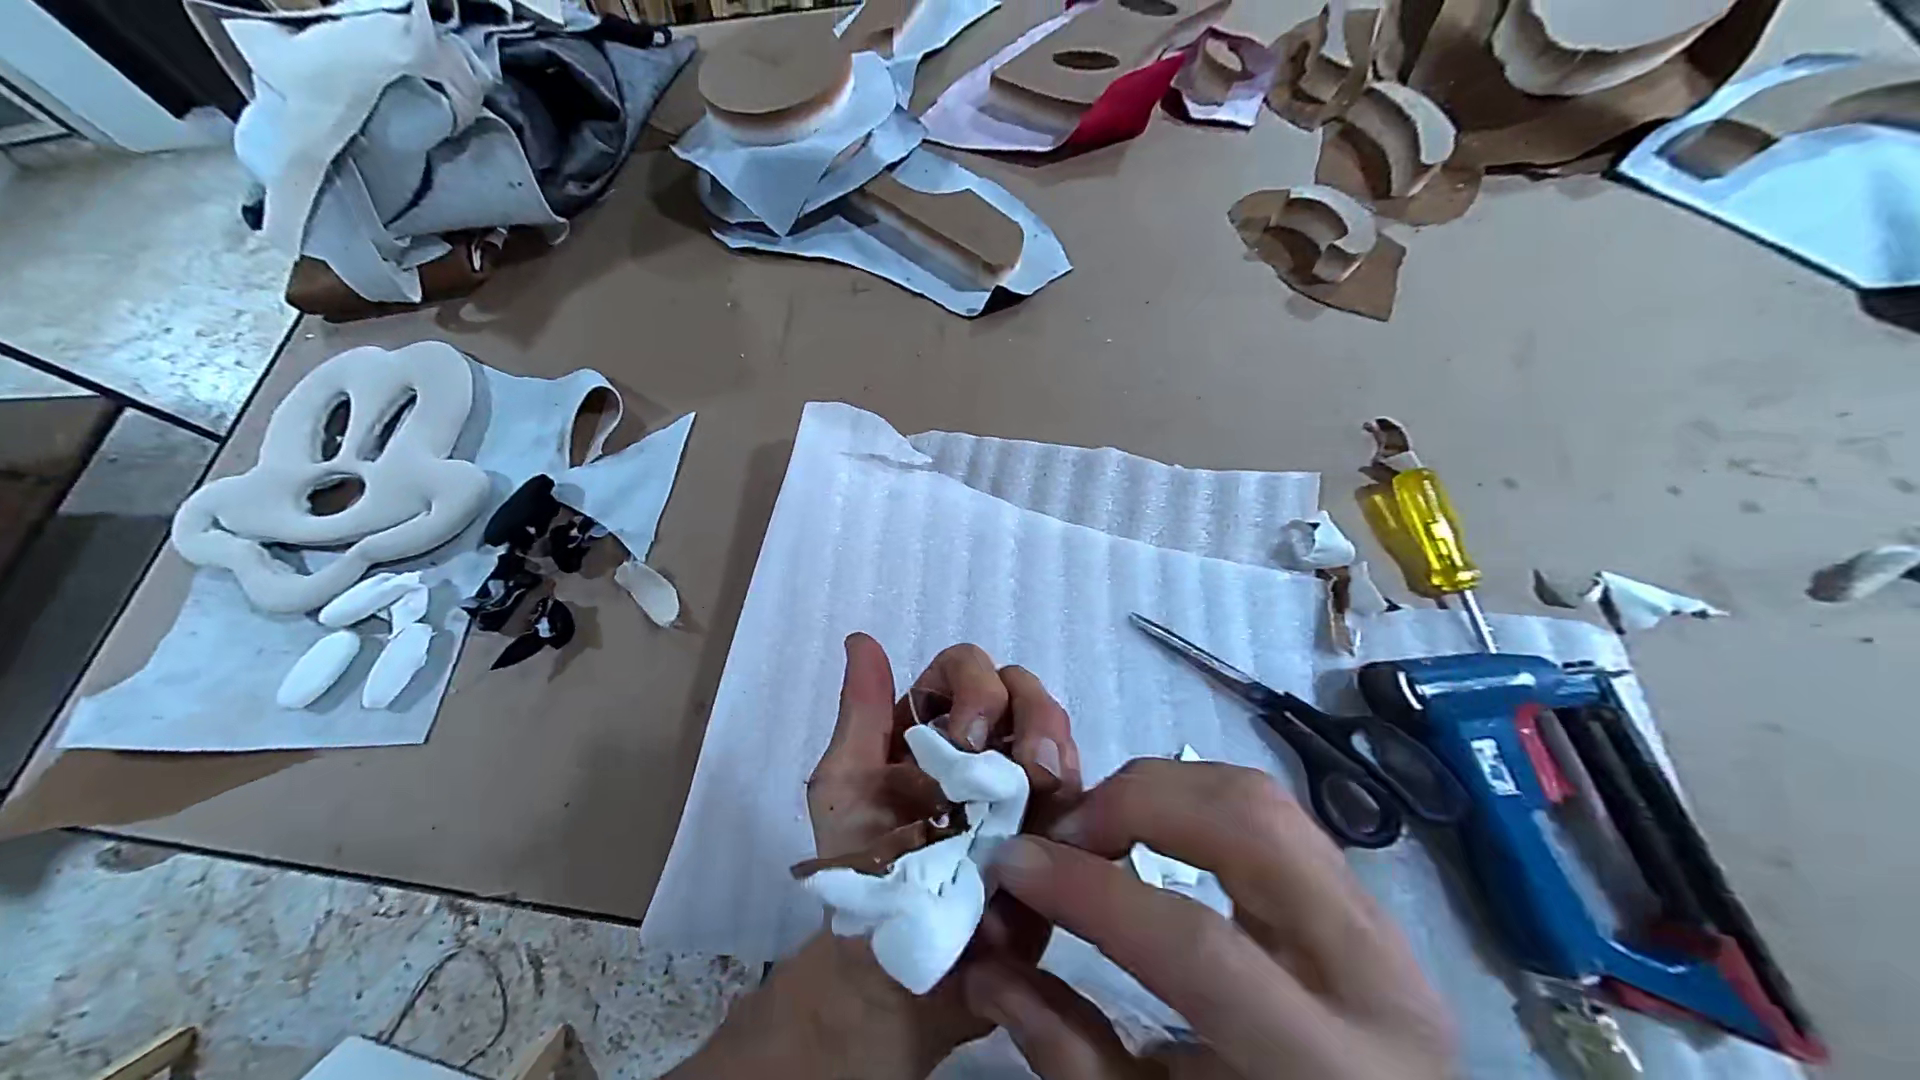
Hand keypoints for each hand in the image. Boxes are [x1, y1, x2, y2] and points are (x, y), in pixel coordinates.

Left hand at [670, 636, 1081, 1079]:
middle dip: (1027, 710)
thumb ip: (857, 714)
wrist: (899, 973)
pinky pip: (1081, 790)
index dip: (974, 683)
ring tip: (1045, 784)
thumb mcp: (844, 788)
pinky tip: (1066, 813)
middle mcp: (983, 743)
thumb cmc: (862, 873)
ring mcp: (1023, 783)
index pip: (965, 668)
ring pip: (1056, 730)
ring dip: (1056, 744)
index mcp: (932, 724)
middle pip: (1021, 688)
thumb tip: (861, 637)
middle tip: (1018, 763)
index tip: (966, 738)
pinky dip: (1077, 791)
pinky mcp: (1055, 828)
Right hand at [966, 758, 1453, 1079]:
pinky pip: (1266, 808)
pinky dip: (1190, 795)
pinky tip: (1145, 826)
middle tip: (1061, 832)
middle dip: (1133, 803)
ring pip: (1258, 796)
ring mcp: (1377, 919)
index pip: (1199, 946)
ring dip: (1161, 787)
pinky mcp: (1355, 891)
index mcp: (1330, 1068)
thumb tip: (987, 966)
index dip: (1094, 892)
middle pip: (1247, 824)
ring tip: (1094, 825)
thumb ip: (1073, 1054)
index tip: (1016, 863)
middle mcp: (1374, 973)